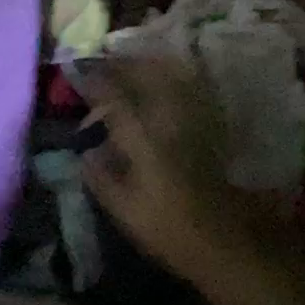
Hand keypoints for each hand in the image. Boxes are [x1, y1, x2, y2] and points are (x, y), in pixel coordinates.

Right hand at [81, 58, 263, 280]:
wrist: (225, 242)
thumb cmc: (169, 229)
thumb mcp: (123, 210)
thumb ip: (100, 177)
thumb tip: (85, 152)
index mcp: (143, 140)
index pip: (115, 99)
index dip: (96, 82)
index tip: (78, 72)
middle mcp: (168, 121)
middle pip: (145, 77)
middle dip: (122, 65)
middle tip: (103, 61)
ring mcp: (193, 122)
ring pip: (171, 77)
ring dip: (148, 64)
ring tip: (131, 62)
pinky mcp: (210, 128)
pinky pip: (191, 89)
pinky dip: (175, 76)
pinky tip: (166, 77)